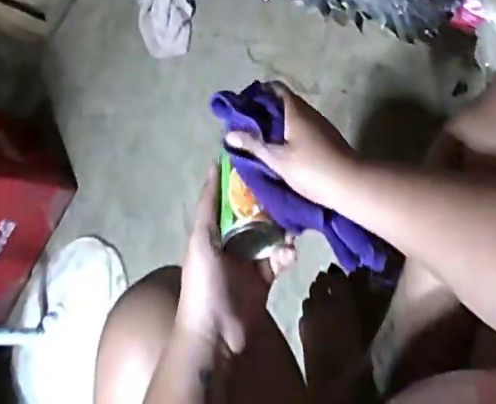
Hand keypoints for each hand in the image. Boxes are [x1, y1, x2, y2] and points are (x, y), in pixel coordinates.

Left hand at [174, 166, 295, 352]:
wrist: (216, 334)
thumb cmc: (204, 282)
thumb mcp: (202, 238)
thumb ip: (209, 203)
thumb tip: (215, 163)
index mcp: (216, 227)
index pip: (234, 197)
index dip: (248, 181)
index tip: (266, 161)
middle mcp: (234, 239)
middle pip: (257, 213)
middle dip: (272, 204)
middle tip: (289, 191)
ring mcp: (251, 258)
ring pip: (272, 233)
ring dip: (283, 229)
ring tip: (294, 226)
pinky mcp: (266, 277)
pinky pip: (280, 258)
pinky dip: (288, 253)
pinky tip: (291, 252)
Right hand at [223, 83, 358, 208]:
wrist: (351, 184)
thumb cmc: (311, 168)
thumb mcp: (277, 159)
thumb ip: (254, 144)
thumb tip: (229, 134)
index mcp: (295, 109)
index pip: (275, 88)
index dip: (258, 93)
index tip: (243, 106)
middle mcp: (308, 111)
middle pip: (283, 102)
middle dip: (264, 111)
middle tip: (246, 125)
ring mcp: (319, 124)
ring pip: (293, 116)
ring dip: (277, 123)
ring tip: (259, 138)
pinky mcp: (326, 139)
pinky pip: (302, 128)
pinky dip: (288, 133)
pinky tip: (281, 149)